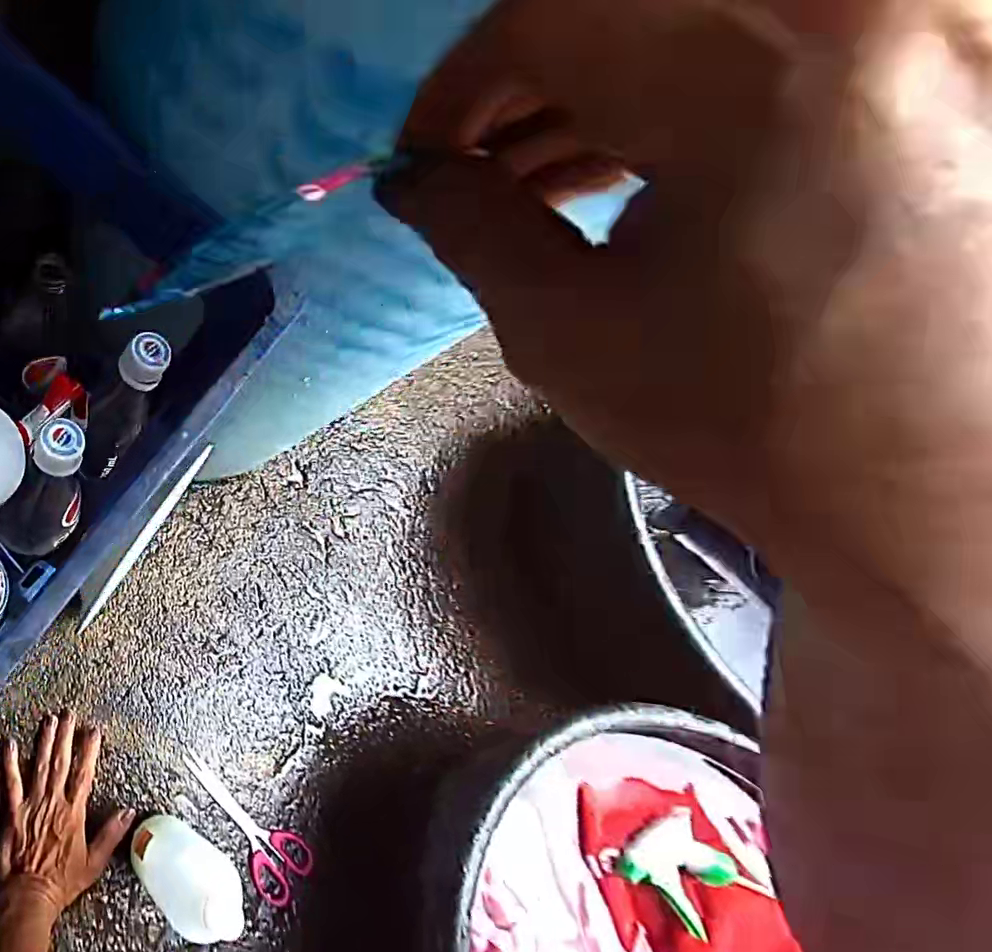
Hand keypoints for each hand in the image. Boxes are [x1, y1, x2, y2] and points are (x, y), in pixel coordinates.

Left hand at [0, 711, 136, 923]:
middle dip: (65, 735)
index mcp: (74, 813)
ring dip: (44, 740)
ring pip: (39, 765)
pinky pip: (9, 782)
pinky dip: (9, 761)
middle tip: (68, 713)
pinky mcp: (11, 812)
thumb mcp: (94, 863)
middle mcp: (53, 803)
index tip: (93, 730)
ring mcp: (31, 805)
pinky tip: (8, 743)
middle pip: (61, 762)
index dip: (89, 750)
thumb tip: (129, 812)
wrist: (29, 896)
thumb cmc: (62, 883)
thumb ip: (111, 834)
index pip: (84, 774)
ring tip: (48, 719)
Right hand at [382, 2, 991, 951]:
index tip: (395, 150)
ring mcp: (900, 72)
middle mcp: (851, 41)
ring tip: (518, 169)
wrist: (979, 523)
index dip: (448, 79)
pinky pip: (746, 71)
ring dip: (584, 91)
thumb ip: (481, 238)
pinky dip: (657, 105)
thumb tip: (402, 188)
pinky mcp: (915, 113)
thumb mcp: (567, 345)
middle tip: (440, 154)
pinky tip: (604, 172)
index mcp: (753, 97)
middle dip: (506, 75)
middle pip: (610, 12)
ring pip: (686, 35)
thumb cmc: (752, 454)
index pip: (542, 21)